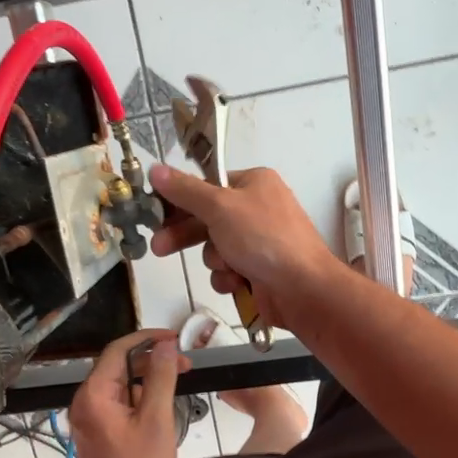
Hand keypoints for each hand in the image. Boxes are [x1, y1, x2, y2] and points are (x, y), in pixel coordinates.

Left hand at [68, 329, 188, 457]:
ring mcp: (87, 420)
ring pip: (119, 387)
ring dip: (148, 382)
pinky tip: (160, 411)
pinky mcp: (95, 434)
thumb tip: (166, 347)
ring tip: (177, 388)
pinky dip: (139, 401)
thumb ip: (161, 378)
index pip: (118, 350)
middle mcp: (84, 402)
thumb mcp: (157, 421)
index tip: (176, 340)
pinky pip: (117, 406)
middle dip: (152, 362)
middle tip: (185, 366)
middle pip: (118, 367)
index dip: (148, 339)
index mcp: (94, 394)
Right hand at [148, 164, 344, 329]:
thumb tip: (155, 169)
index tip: (155, 213)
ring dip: (216, 261)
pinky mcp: (260, 270)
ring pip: (217, 249)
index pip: (208, 186)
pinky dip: (229, 278)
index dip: (180, 200)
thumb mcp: (220, 207)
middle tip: (159, 248)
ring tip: (227, 267)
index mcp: (254, 183)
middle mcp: (258, 208)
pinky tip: (237, 283)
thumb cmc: (263, 239)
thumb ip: (185, 190)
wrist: (303, 288)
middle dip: (186, 236)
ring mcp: (261, 241)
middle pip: (208, 219)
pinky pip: (230, 271)